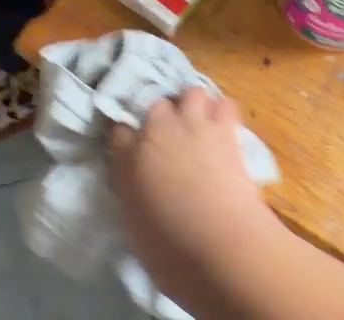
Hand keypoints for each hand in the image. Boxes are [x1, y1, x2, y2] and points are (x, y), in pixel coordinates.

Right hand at [109, 87, 278, 294]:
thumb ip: (133, 195)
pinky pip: (223, 104)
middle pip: (156, 104)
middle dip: (163, 115)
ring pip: (191, 92)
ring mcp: (192, 125)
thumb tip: (140, 187)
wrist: (219, 245)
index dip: (127, 138)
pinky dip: (223, 111)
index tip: (134, 148)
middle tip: (171, 136)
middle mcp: (157, 133)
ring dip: (194, 104)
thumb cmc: (172, 251)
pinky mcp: (224, 129)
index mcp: (128, 160)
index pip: (119, 131)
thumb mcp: (136, 226)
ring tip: (199, 122)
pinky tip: (224, 126)